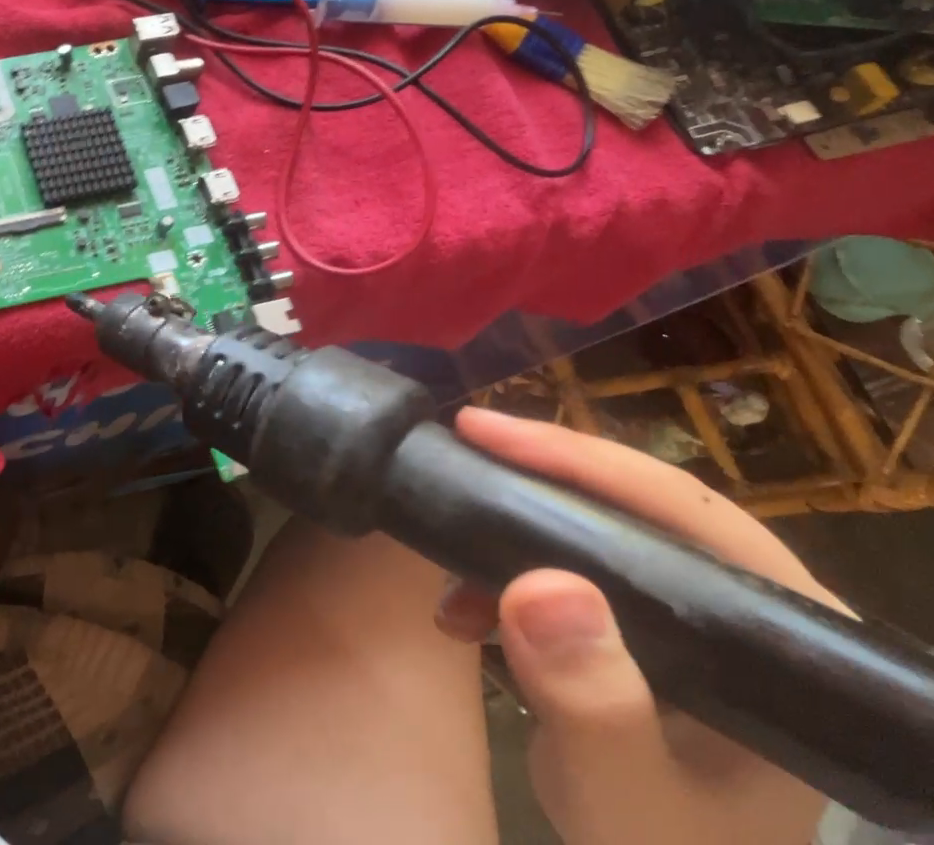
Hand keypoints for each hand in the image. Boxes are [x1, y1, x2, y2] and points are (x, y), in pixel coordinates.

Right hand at [436, 407, 847, 844]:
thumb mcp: (626, 793)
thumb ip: (596, 702)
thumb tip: (539, 581)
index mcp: (782, 640)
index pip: (690, 518)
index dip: (587, 462)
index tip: (486, 432)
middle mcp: (742, 616)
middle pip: (637, 513)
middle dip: (537, 486)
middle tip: (456, 456)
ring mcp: (689, 627)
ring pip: (594, 540)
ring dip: (509, 544)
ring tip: (445, 579)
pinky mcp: (638, 640)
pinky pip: (564, 579)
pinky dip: (502, 584)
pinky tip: (463, 617)